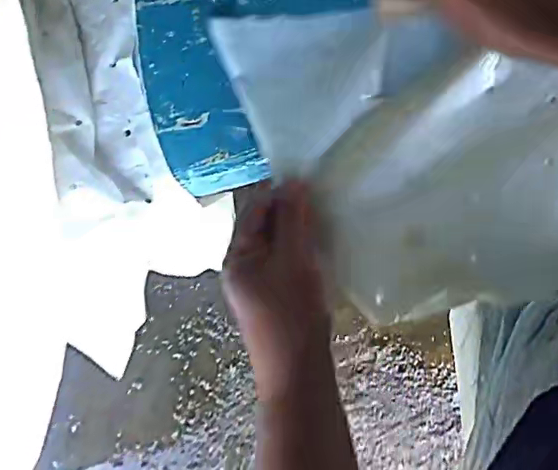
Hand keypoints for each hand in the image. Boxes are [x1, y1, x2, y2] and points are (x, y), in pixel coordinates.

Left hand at [223, 181, 333, 393]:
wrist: (298, 377)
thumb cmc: (292, 314)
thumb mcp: (294, 259)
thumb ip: (292, 219)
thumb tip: (294, 182)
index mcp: (237, 256)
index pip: (254, 209)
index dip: (278, 191)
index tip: (307, 179)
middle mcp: (241, 267)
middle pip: (263, 224)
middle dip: (287, 208)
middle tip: (317, 195)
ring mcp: (257, 283)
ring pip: (276, 242)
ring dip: (295, 227)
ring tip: (321, 215)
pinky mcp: (274, 296)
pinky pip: (284, 258)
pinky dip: (299, 246)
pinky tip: (318, 244)